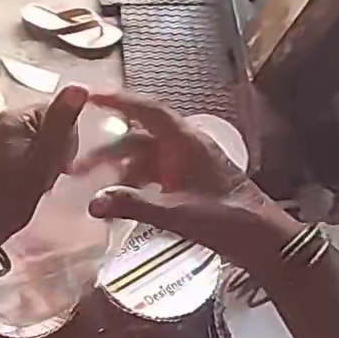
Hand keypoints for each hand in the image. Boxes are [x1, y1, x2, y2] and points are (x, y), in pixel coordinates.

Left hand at [0, 85, 88, 243]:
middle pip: (44, 124)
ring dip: (42, 158)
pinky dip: (29, 162)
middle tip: (48, 174)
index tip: (61, 164)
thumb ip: (61, 122)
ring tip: (37, 180)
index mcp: (10, 116)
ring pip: (34, 138)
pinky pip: (20, 147)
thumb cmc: (10, 197)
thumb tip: (79, 87)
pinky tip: (26, 181)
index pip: (55, 112)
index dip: (65, 139)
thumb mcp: (43, 160)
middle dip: (53, 148)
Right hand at [80, 92, 300, 274]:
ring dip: (117, 172)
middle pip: (137, 140)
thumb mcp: (178, 213)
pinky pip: (152, 177)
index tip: (90, 96)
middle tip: (76, 166)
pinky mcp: (187, 184)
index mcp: (185, 142)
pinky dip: (133, 186)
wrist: (263, 241)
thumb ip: (134, 205)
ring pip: (142, 160)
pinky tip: (118, 202)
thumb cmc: (227, 220)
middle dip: (106, 151)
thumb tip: (92, 204)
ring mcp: (186, 166)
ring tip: (90, 188)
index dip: (118, 101)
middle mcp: (184, 148)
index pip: (147, 111)